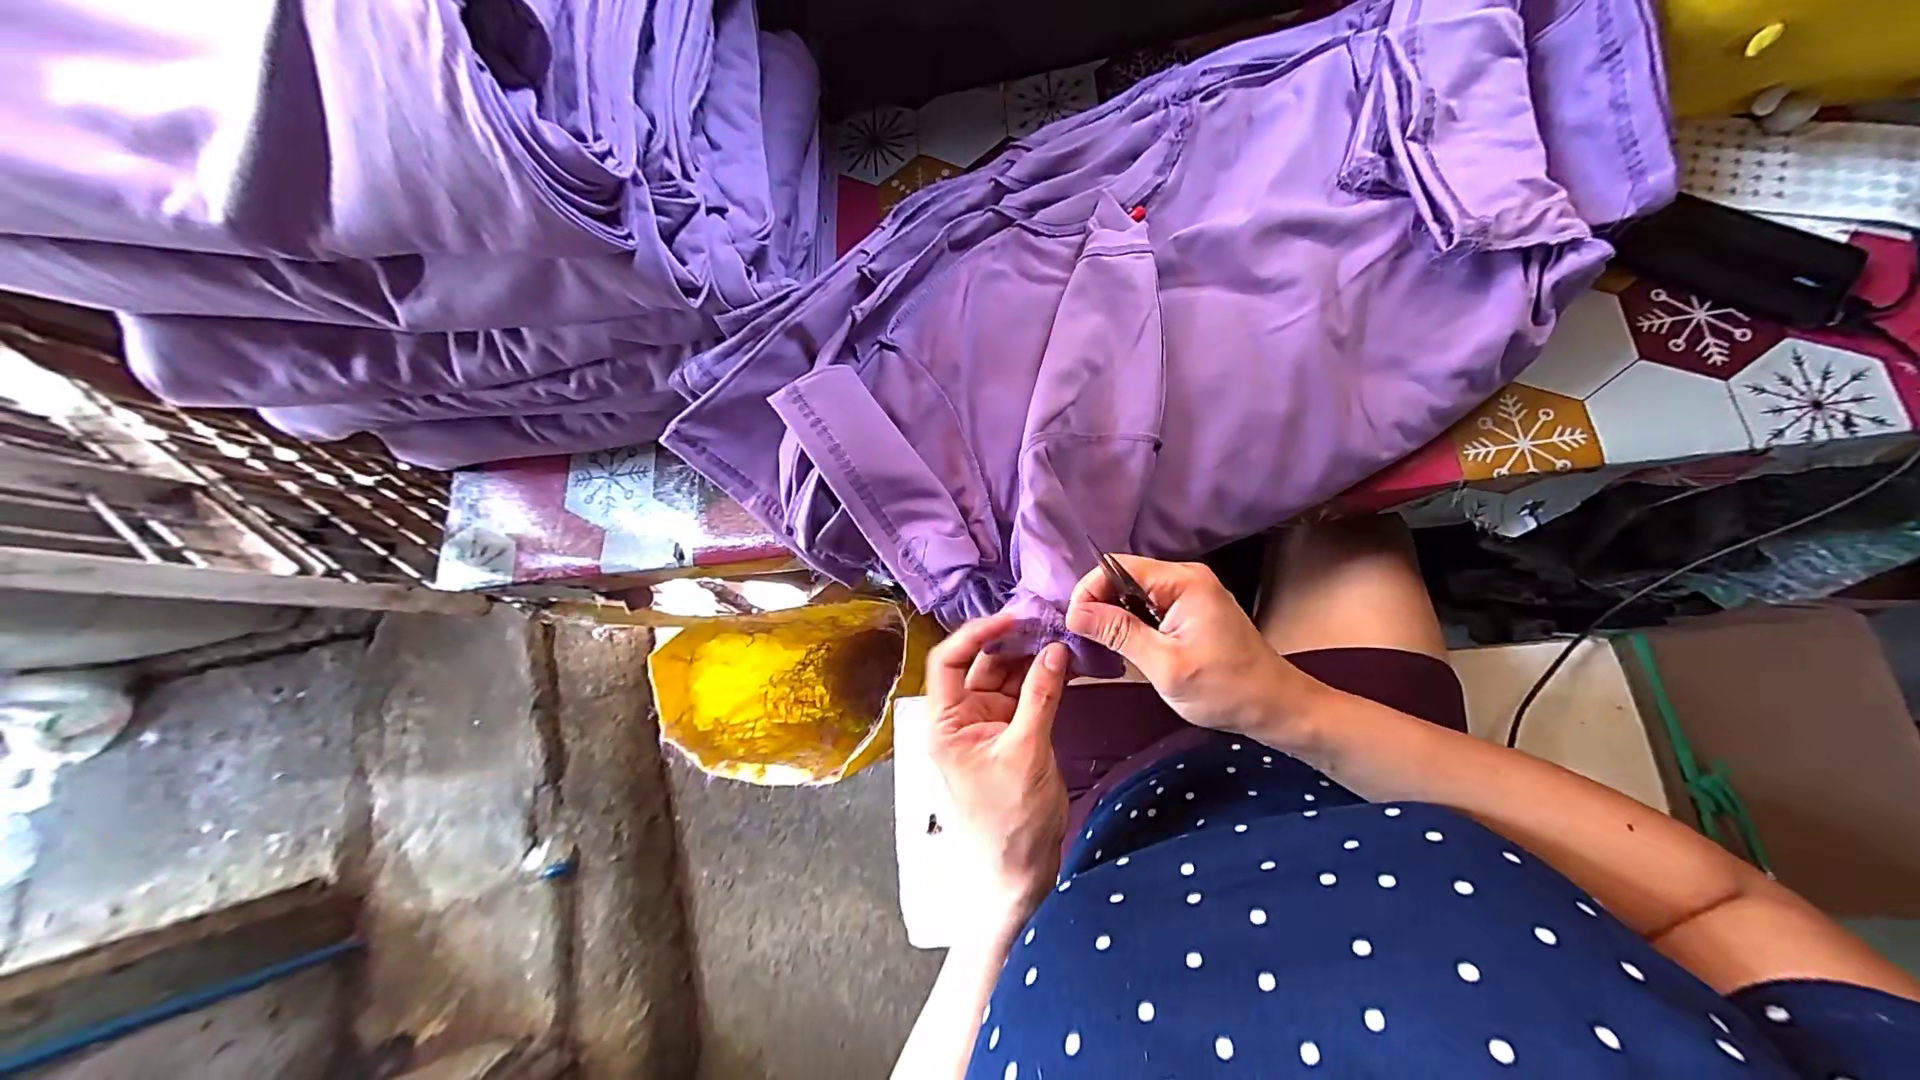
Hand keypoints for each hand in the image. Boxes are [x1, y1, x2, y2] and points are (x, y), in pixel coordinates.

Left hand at [925, 615, 1069, 921]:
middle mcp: (962, 719)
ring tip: (1060, 640)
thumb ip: (1040, 698)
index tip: (1010, 620)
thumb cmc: (1009, 821)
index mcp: (946, 725)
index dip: (975, 635)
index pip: (948, 662)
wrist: (1021, 869)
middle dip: (1012, 644)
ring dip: (1031, 660)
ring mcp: (987, 725)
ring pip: (1006, 678)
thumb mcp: (1025, 753)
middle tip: (1047, 625)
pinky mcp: (1011, 734)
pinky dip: (1042, 681)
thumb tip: (1054, 651)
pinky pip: (1024, 697)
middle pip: (981, 665)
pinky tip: (1062, 666)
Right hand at [1066, 555, 1314, 739]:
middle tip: (1085, 637)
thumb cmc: (1224, 689)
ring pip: (1133, 592)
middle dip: (1098, 602)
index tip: (1076, 624)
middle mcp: (1185, 577)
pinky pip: (1148, 605)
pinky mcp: (1190, 609)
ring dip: (1113, 614)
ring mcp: (1189, 592)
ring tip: (1099, 642)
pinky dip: (1130, 621)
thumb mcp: (1164, 664)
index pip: (1116, 566)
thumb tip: (1075, 613)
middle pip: (1123, 576)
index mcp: (1182, 581)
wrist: (1275, 707)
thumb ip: (1119, 633)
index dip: (1089, 591)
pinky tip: (1123, 644)